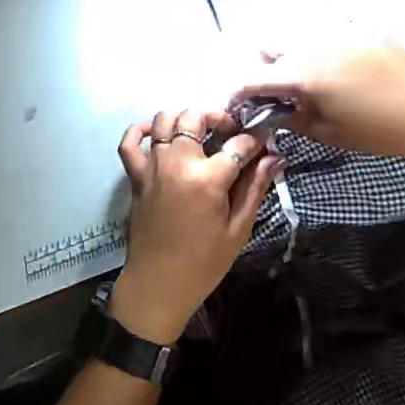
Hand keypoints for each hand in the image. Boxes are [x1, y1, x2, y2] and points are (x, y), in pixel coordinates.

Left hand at [111, 109, 280, 344]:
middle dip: (219, 119)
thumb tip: (275, 157)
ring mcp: (153, 167)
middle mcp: (178, 164)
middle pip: (197, 118)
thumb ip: (255, 187)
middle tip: (230, 135)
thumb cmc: (204, 263)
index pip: (238, 143)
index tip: (263, 144)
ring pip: (164, 120)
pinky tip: (157, 132)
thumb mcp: (238, 229)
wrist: (158, 286)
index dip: (255, 140)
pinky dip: (141, 129)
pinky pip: (130, 142)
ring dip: (185, 120)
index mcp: (208, 179)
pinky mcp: (136, 177)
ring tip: (200, 134)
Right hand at [234, 44, 404, 163]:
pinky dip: (317, 47)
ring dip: (290, 55)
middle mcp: (313, 45)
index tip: (238, 104)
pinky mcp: (359, 28)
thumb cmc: (381, 131)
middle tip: (276, 92)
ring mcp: (338, 31)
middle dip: (263, 66)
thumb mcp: (331, 134)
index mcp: (303, 75)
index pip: (254, 76)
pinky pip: (325, 31)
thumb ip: (295, 120)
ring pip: (297, 35)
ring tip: (306, 81)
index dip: (239, 91)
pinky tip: (334, 69)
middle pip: (270, 44)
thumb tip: (273, 113)